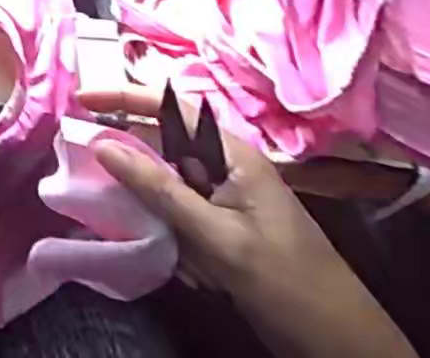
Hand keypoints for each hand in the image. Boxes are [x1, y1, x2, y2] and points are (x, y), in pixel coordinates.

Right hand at [81, 86, 416, 357]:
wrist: (348, 351)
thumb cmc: (289, 285)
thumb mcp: (219, 238)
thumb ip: (159, 189)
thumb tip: (101, 145)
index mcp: (231, 153)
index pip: (167, 107)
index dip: (122, 96)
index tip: (81, 100)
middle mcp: (225, 165)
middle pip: (160, 143)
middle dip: (132, 164)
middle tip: (98, 180)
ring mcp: (224, 195)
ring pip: (165, 181)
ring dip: (154, 210)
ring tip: (168, 245)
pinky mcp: (222, 224)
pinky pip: (177, 211)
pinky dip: (171, 232)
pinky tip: (189, 268)